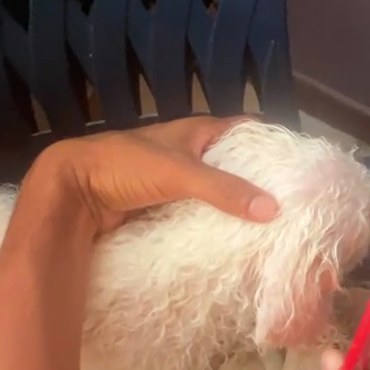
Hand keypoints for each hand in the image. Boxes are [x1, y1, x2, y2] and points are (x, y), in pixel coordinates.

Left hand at [24, 116, 279, 234]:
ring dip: (232, 206)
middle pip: (231, 164)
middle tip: (288, 203)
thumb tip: (273, 209)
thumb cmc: (126, 165)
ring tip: (267, 226)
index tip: (296, 165)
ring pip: (212, 192)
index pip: (243, 130)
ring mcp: (173, 181)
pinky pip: (194, 213)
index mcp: (196, 131)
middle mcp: (188, 152)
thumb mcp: (180, 173)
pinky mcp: (161, 205)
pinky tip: (229, 239)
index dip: (268, 142)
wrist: (73, 189)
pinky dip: (209, 222)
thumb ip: (224, 190)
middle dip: (255, 181)